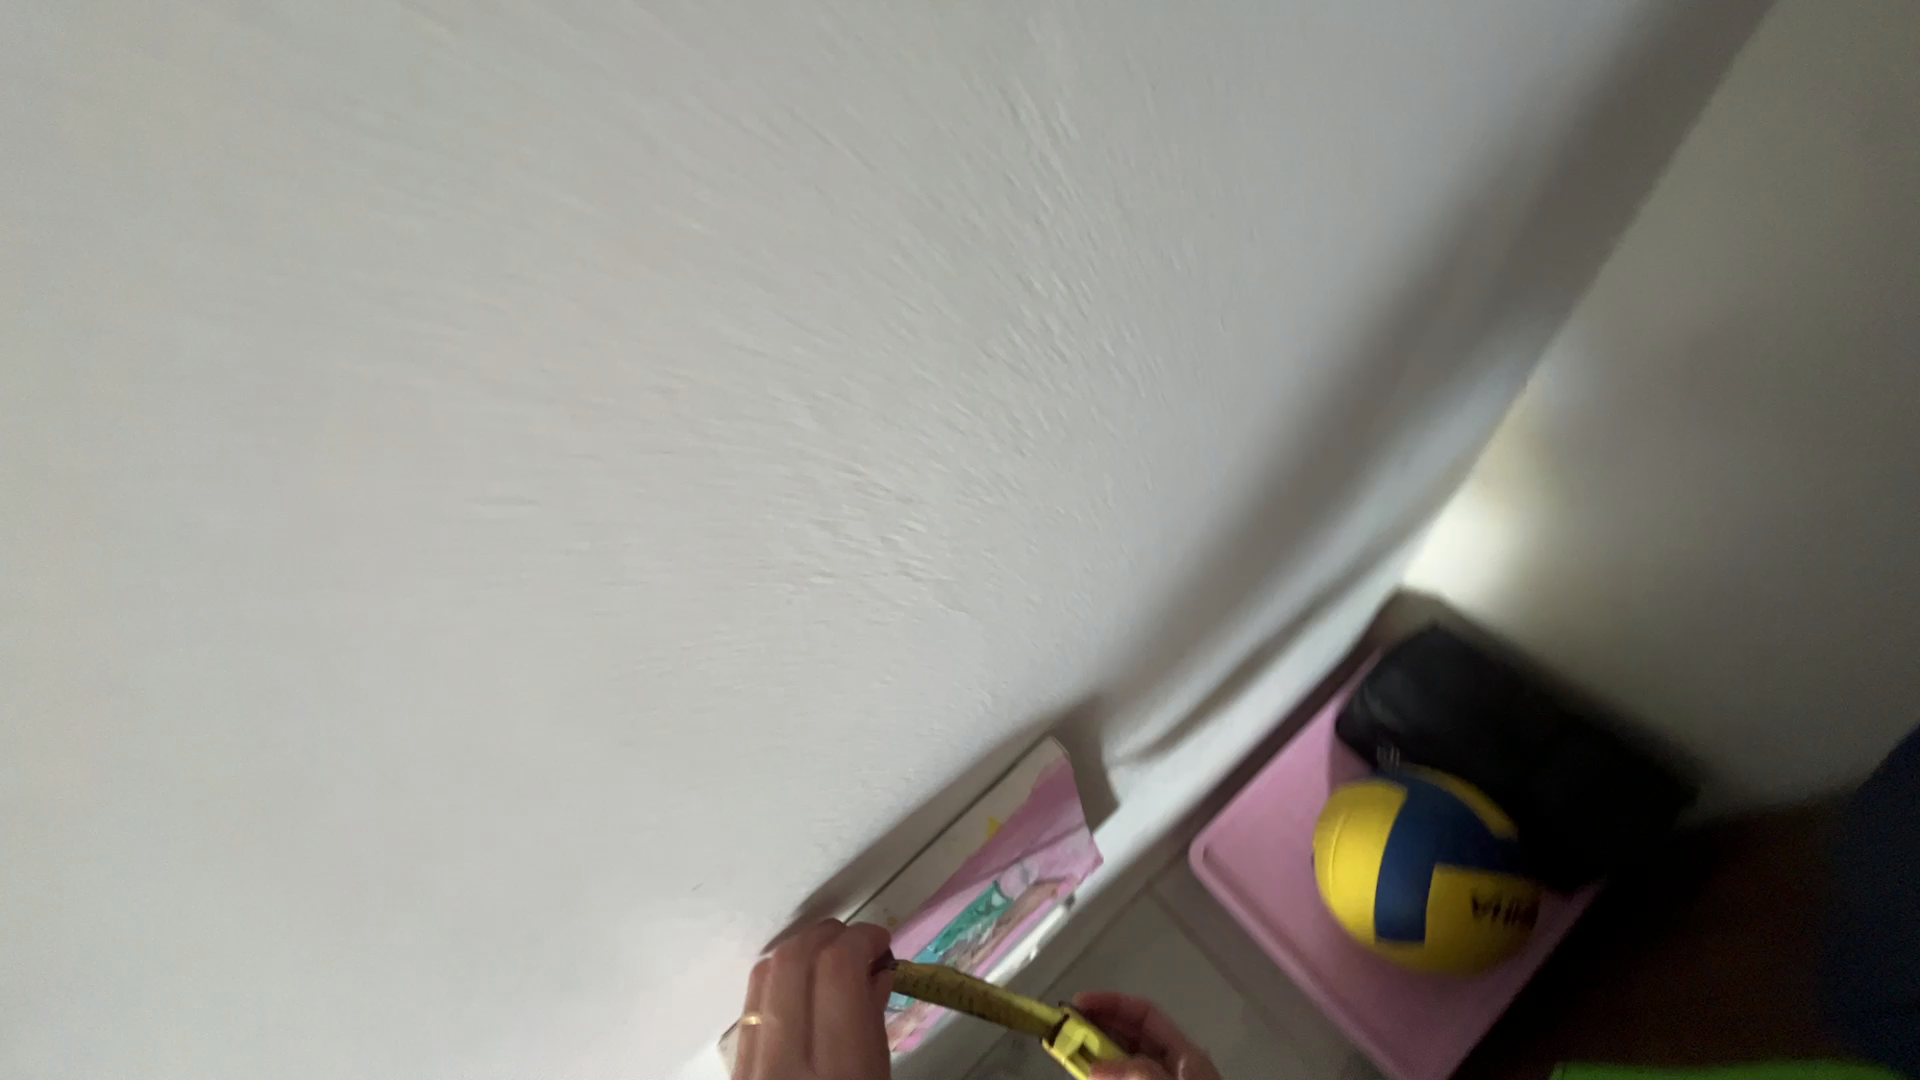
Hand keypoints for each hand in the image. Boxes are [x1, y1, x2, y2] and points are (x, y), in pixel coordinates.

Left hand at [734, 919, 894, 1079]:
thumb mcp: (877, 1076)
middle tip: (855, 942)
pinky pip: (751, 1002)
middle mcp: (783, 1064)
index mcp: (836, 1071)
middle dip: (827, 935)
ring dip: (800, 950)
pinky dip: (779, 978)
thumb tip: (875, 968)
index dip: (860, 939)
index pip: (836, 971)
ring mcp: (749, 1066)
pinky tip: (801, 985)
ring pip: (764, 974)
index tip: (879, 940)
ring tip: (829, 958)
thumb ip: (872, 1021)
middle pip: (792, 961)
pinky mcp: (734, 1066)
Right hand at [1072, 992, 1220, 1079]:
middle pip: (1132, 1038)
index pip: (1145, 1014)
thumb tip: (1094, 1067)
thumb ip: (1138, 1074)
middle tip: (1067, 1031)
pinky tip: (1092, 1078)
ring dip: (1100, 1062)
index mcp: (1184, 1055)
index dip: (1112, 1003)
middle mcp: (1173, 1069)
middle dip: (1099, 1032)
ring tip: (1073, 1059)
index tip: (1079, 1004)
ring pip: (1126, 1066)